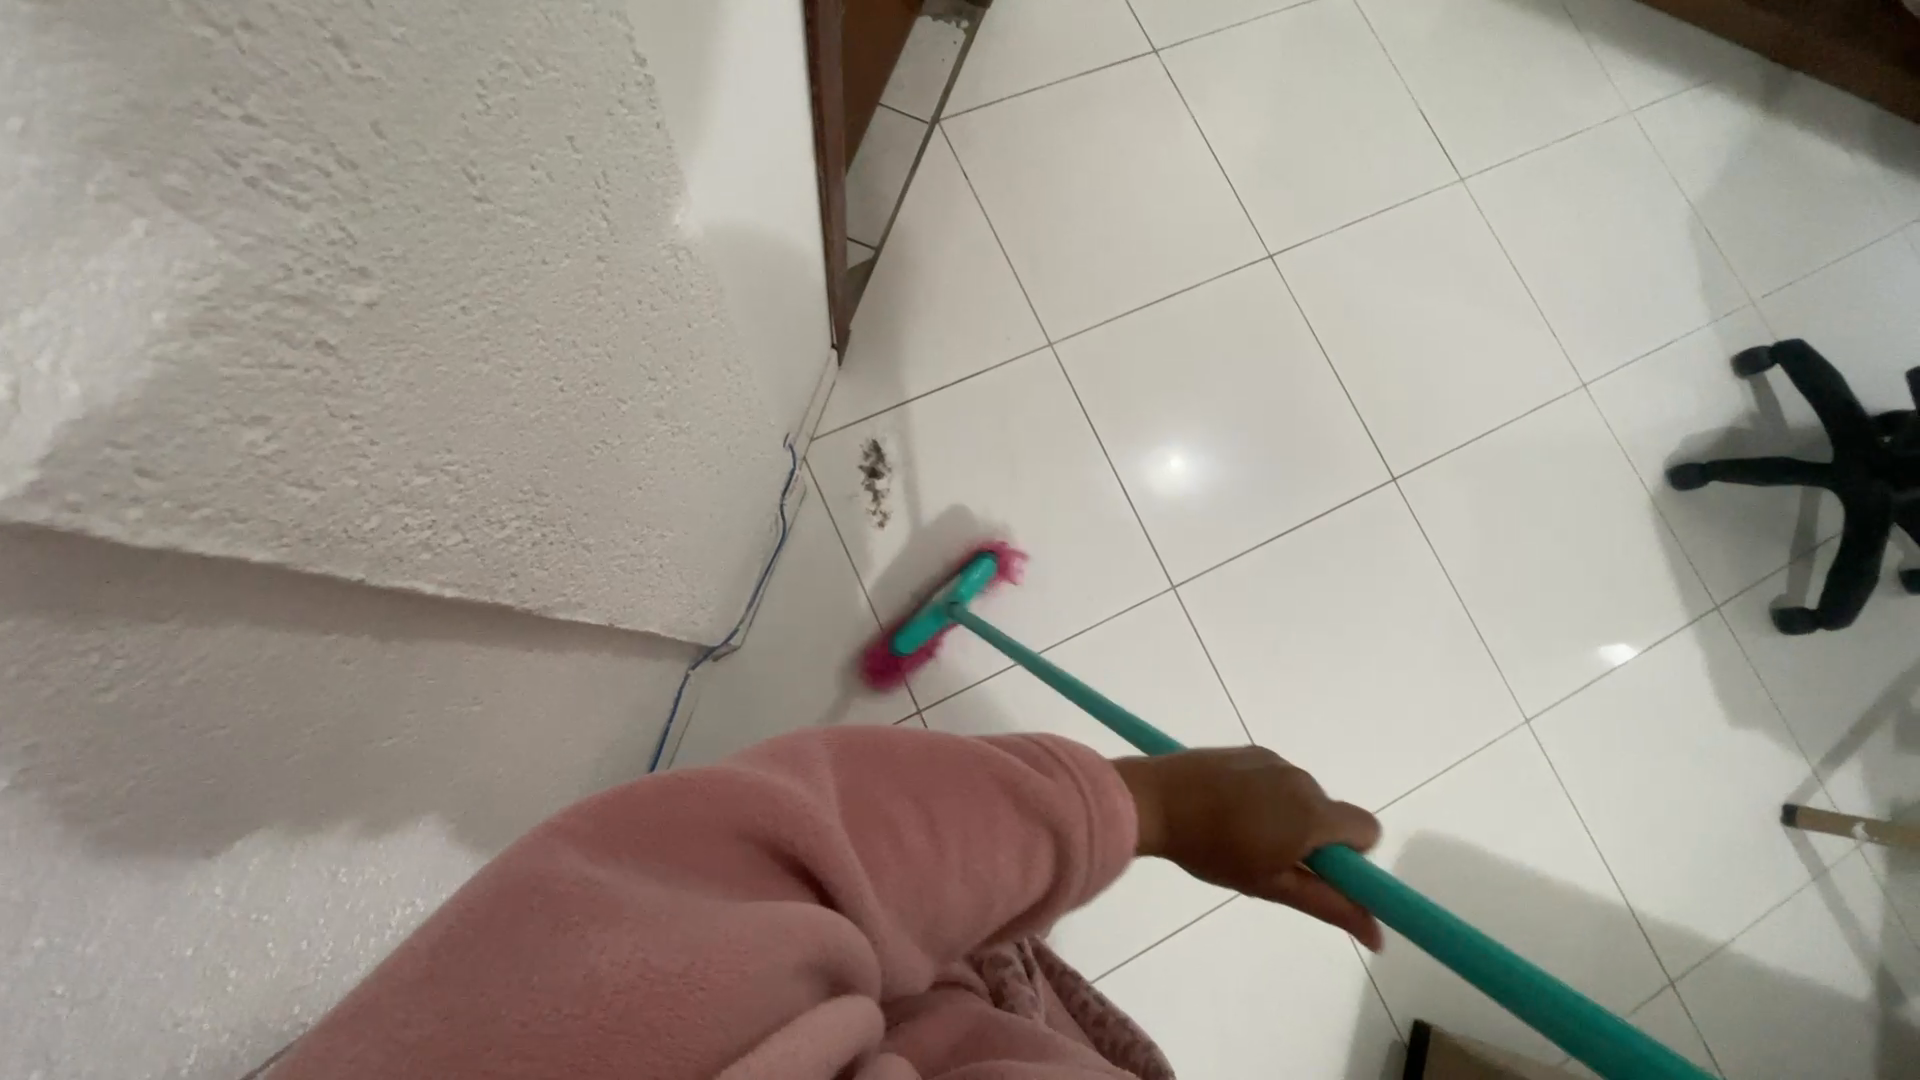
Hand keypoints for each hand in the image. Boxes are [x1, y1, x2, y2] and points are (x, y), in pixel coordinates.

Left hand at [1112, 747, 1383, 949]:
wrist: (1152, 798)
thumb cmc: (1210, 848)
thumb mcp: (1271, 885)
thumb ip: (1329, 906)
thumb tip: (1378, 936)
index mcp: (1313, 812)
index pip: (1367, 829)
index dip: (1351, 856)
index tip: (1316, 871)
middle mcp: (1299, 777)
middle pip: (1330, 813)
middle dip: (1311, 839)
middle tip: (1266, 858)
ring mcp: (1270, 758)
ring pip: (1298, 796)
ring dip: (1284, 817)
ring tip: (1237, 834)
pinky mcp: (1244, 750)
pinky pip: (1272, 778)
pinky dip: (1262, 796)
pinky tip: (1225, 809)